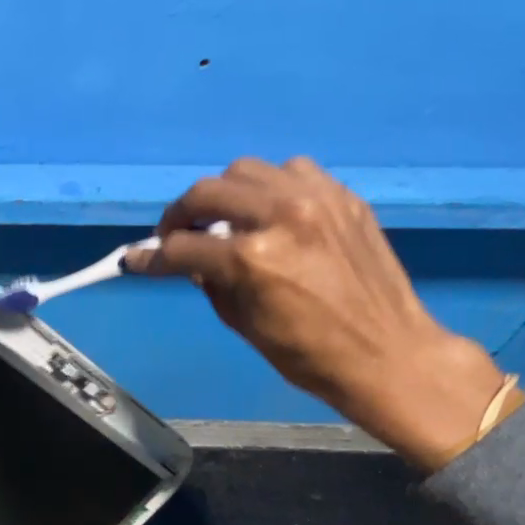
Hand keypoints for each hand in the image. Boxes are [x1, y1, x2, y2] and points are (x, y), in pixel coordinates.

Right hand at [123, 157, 507, 471]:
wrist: (388, 352)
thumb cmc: (307, 353)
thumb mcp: (242, 323)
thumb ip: (209, 282)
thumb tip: (186, 261)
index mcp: (253, 258)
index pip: (182, 248)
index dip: (151, 256)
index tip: (135, 259)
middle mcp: (281, 216)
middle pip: (207, 192)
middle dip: (180, 215)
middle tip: (175, 235)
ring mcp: (317, 200)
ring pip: (247, 171)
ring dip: (226, 194)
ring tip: (225, 219)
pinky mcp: (343, 197)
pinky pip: (292, 172)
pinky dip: (270, 187)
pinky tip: (270, 212)